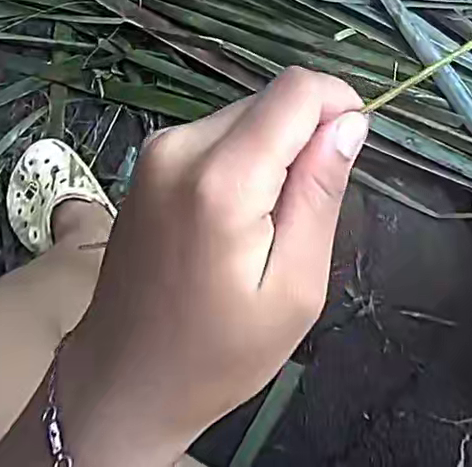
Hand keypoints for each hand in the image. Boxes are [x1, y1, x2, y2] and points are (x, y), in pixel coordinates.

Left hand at [54, 68, 367, 464]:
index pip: (296, 90)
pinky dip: (247, 153)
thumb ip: (322, 193)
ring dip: (277, 145)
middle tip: (308, 204)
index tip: (351, 143)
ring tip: (270, 217)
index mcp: (221, 179)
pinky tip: (239, 211)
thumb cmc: (217, 352)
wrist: (120, 381)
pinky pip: (222, 129)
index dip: (337, 102)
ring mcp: (160, 145)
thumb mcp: (295, 287)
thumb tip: (351, 122)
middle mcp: (184, 144)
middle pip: (273, 99)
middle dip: (307, 133)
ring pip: (249, 111)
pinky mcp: (152, 154)